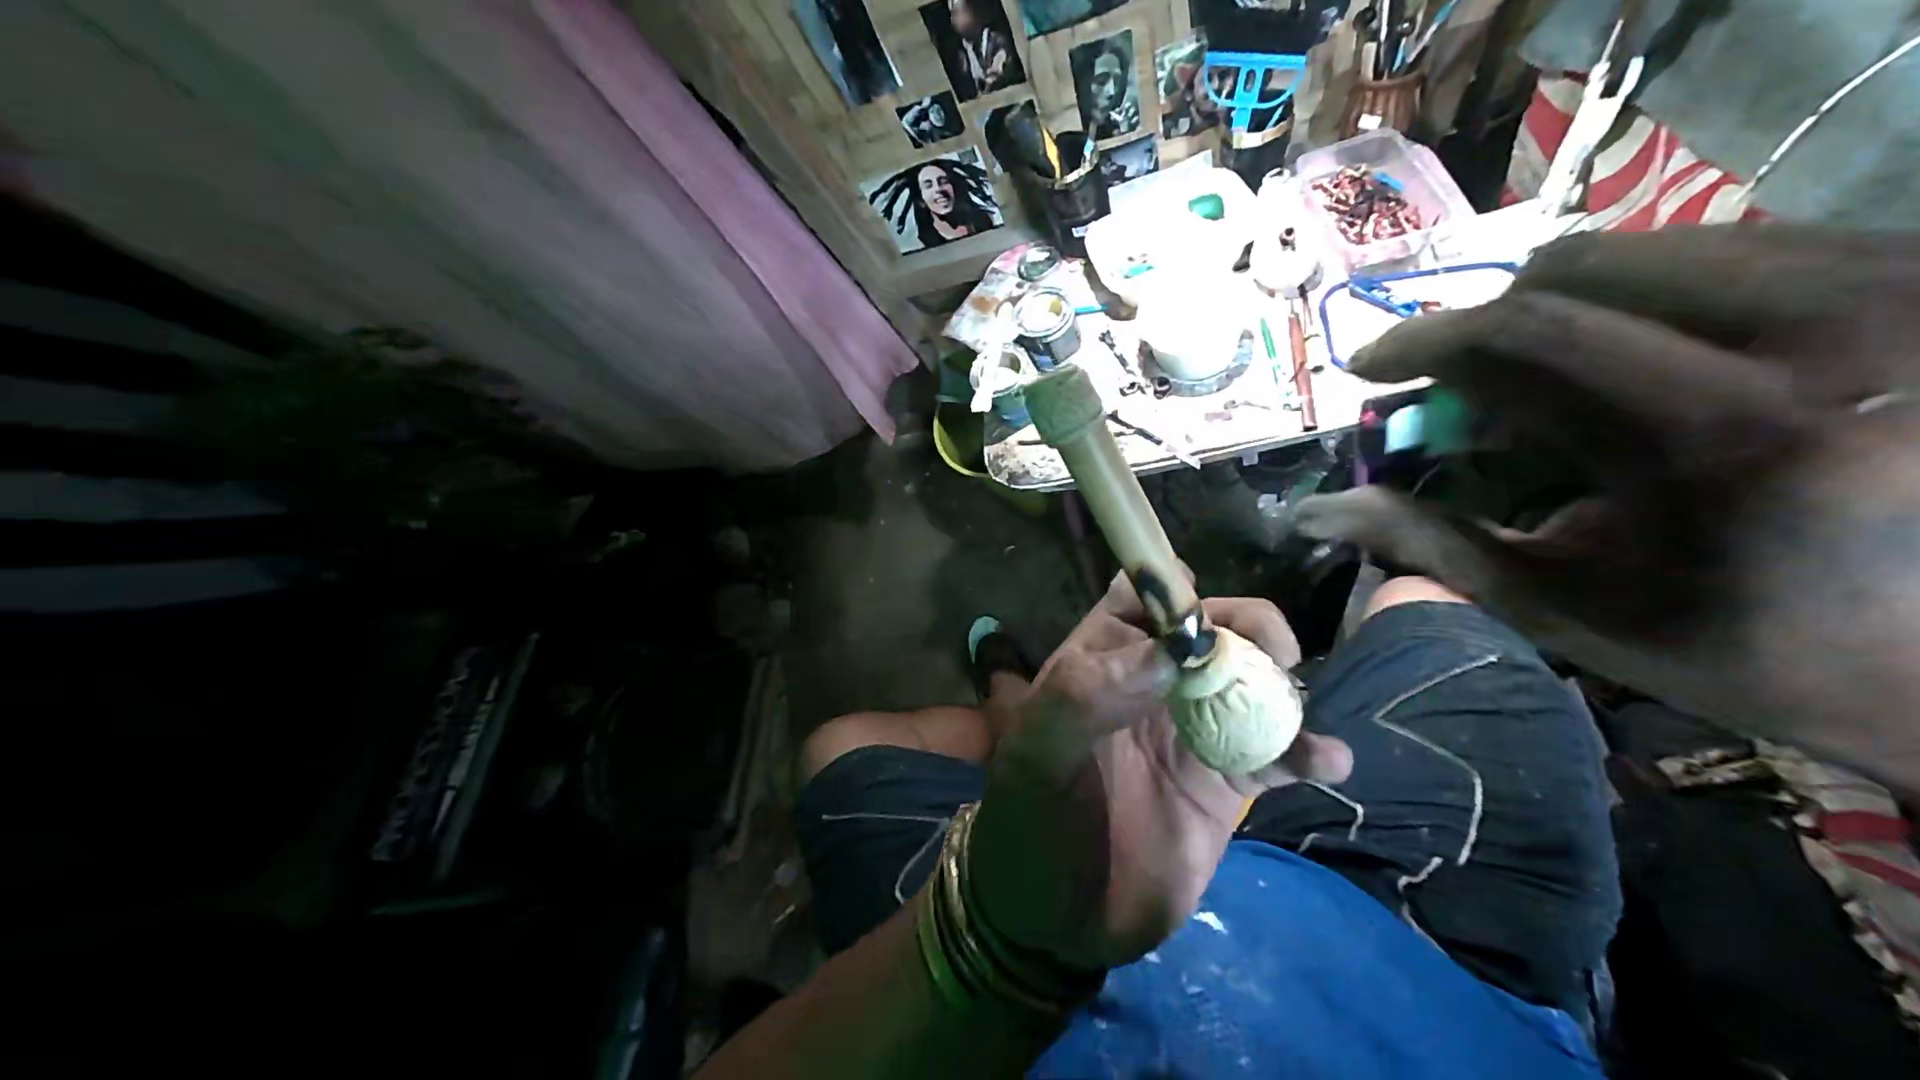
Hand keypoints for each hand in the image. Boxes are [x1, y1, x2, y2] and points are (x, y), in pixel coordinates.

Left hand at [965, 576, 1352, 973]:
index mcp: (1099, 661)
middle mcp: (1150, 684)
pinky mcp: (1226, 781)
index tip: (1199, 614)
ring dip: (1286, 686)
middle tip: (1269, 657)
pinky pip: (1277, 750)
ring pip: (1253, 680)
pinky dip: (1307, 749)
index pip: (1138, 596)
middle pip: (1213, 627)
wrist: (1060, 920)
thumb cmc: (1034, 825)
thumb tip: (1171, 651)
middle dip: (1248, 628)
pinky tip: (1325, 762)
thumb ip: (1087, 694)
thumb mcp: (1038, 752)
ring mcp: (1192, 730)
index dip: (1171, 588)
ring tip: (1290, 720)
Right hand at [1293, 225, 1919, 794]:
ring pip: (1648, 250)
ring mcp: (1900, 291)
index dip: (1426, 340)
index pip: (1529, 337)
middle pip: (1578, 271)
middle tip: (1458, 393)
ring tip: (1541, 386)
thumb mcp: (1567, 608)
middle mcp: (1832, 337)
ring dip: (1555, 313)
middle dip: (1484, 326)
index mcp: (1727, 445)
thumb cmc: (1752, 649)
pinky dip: (1636, 302)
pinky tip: (1631, 365)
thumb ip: (1433, 544)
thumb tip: (1314, 513)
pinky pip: (1727, 250)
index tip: (1371, 366)